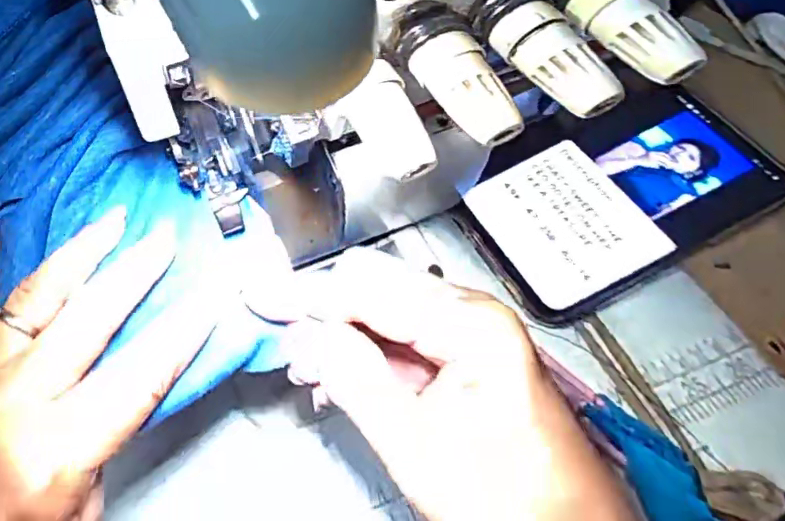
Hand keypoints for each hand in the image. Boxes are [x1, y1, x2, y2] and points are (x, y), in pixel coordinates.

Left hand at [0, 201, 219, 520]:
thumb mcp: (76, 517)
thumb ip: (100, 445)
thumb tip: (123, 381)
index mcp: (52, 453)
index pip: (137, 378)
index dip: (179, 334)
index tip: (207, 296)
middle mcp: (14, 400)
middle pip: (91, 319)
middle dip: (136, 272)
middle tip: (164, 238)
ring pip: (38, 294)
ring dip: (81, 251)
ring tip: (112, 220)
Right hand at [284, 248, 636, 520]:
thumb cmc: (519, 509)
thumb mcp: (419, 450)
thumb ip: (355, 381)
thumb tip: (306, 334)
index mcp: (470, 323)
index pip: (366, 289)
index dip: (308, 296)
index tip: (265, 297)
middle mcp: (471, 311)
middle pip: (373, 285)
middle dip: (324, 310)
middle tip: (286, 336)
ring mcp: (470, 328)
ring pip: (381, 306)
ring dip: (340, 331)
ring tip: (308, 365)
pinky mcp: (464, 350)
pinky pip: (398, 331)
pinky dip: (364, 347)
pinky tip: (340, 372)